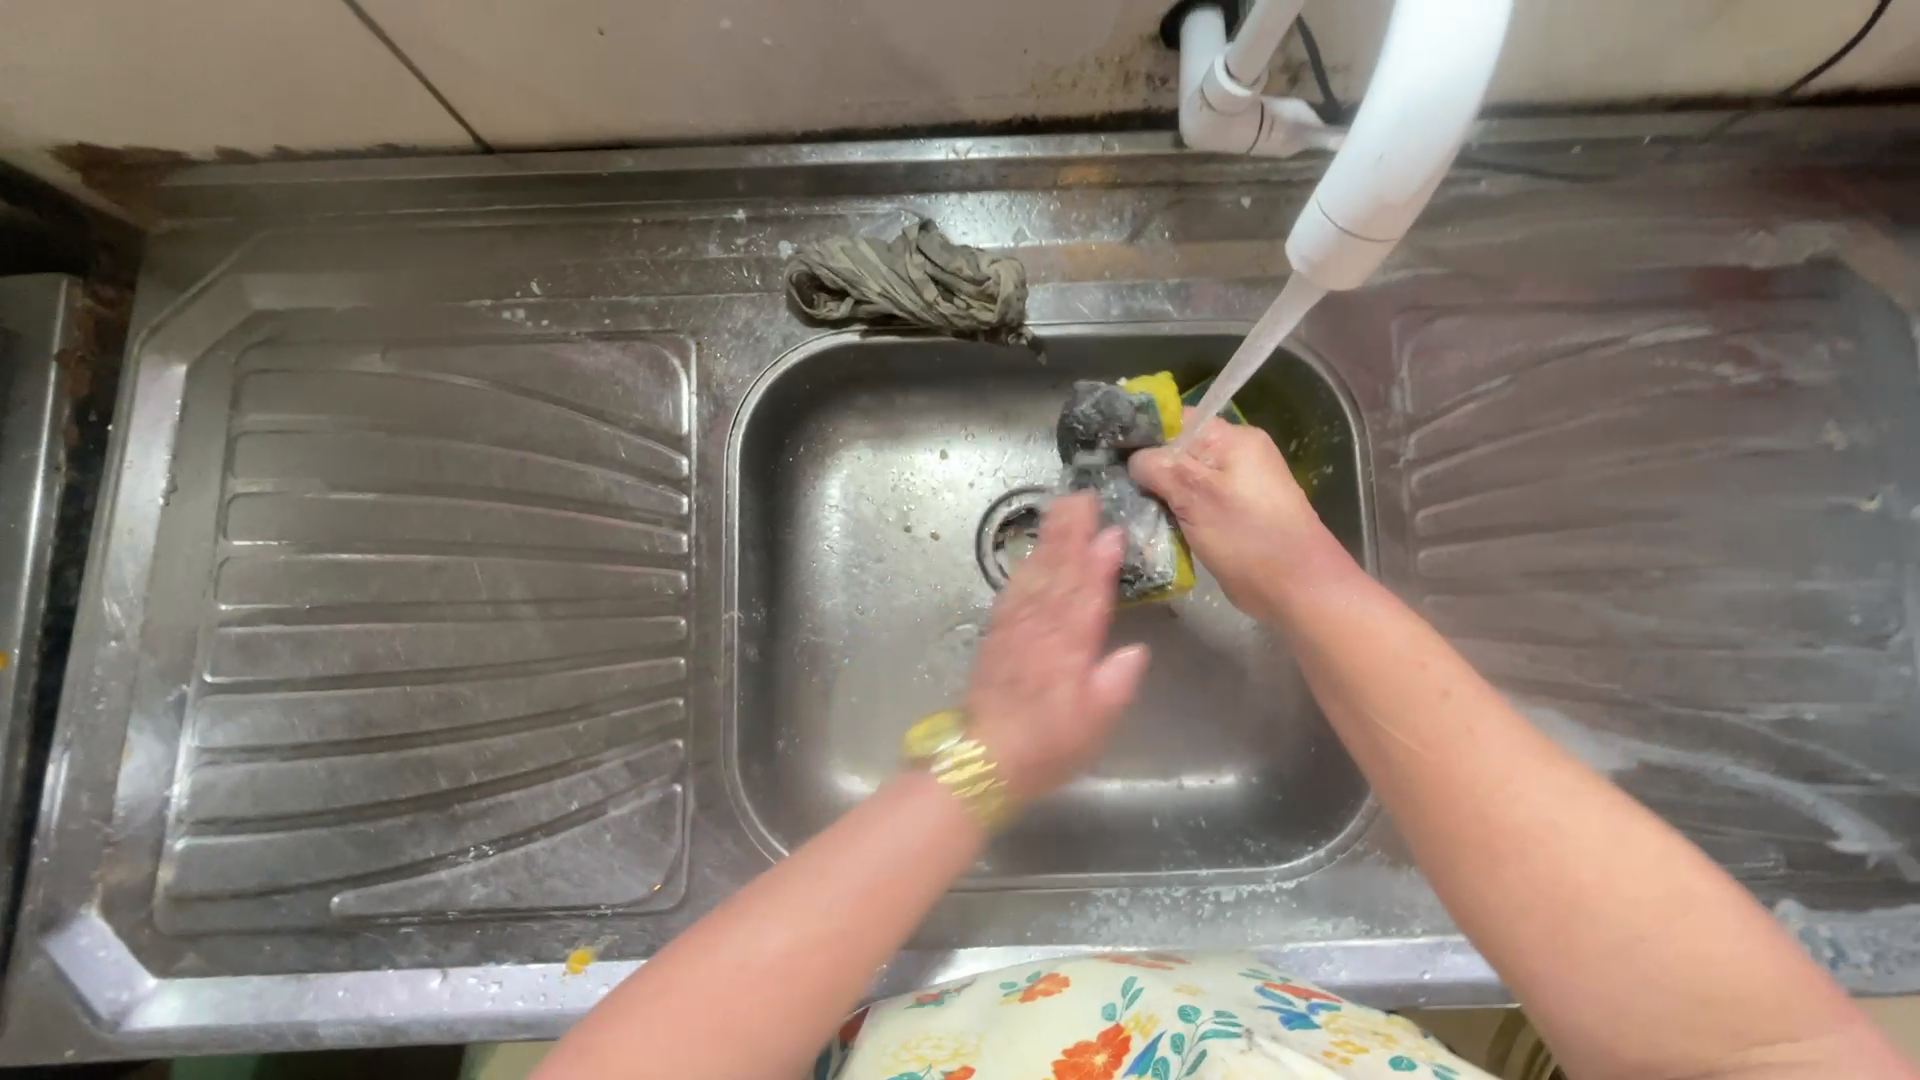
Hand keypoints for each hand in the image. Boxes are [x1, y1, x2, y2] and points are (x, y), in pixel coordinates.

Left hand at [964, 493, 1150, 799]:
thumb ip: (1113, 685)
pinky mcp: (996, 635)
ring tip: (1060, 510)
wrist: (985, 760)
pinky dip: (1024, 567)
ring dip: (1048, 541)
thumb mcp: (1094, 727)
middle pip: (1058, 574)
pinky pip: (1012, 591)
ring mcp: (1014, 629)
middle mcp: (1040, 631)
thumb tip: (1135, 652)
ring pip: (1034, 575)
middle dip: (1071, 533)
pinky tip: (1030, 554)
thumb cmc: (1048, 747)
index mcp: (1068, 651)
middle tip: (1081, 497)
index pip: (1087, 597)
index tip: (1110, 531)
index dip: (1099, 563)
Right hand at [1129, 413, 1326, 622]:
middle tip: (1114, 487)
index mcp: (1232, 439)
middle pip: (1177, 451)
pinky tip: (1152, 526)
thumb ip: (1158, 467)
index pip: (1177, 419)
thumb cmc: (1247, 535)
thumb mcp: (1195, 494)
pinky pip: (1192, 504)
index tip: (1111, 453)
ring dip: (1158, 495)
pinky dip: (1173, 514)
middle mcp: (1234, 456)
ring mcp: (1234, 488)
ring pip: (1182, 481)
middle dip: (1147, 469)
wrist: (1296, 588)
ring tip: (1128, 508)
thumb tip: (1133, 459)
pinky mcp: (1230, 516)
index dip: (1143, 433)